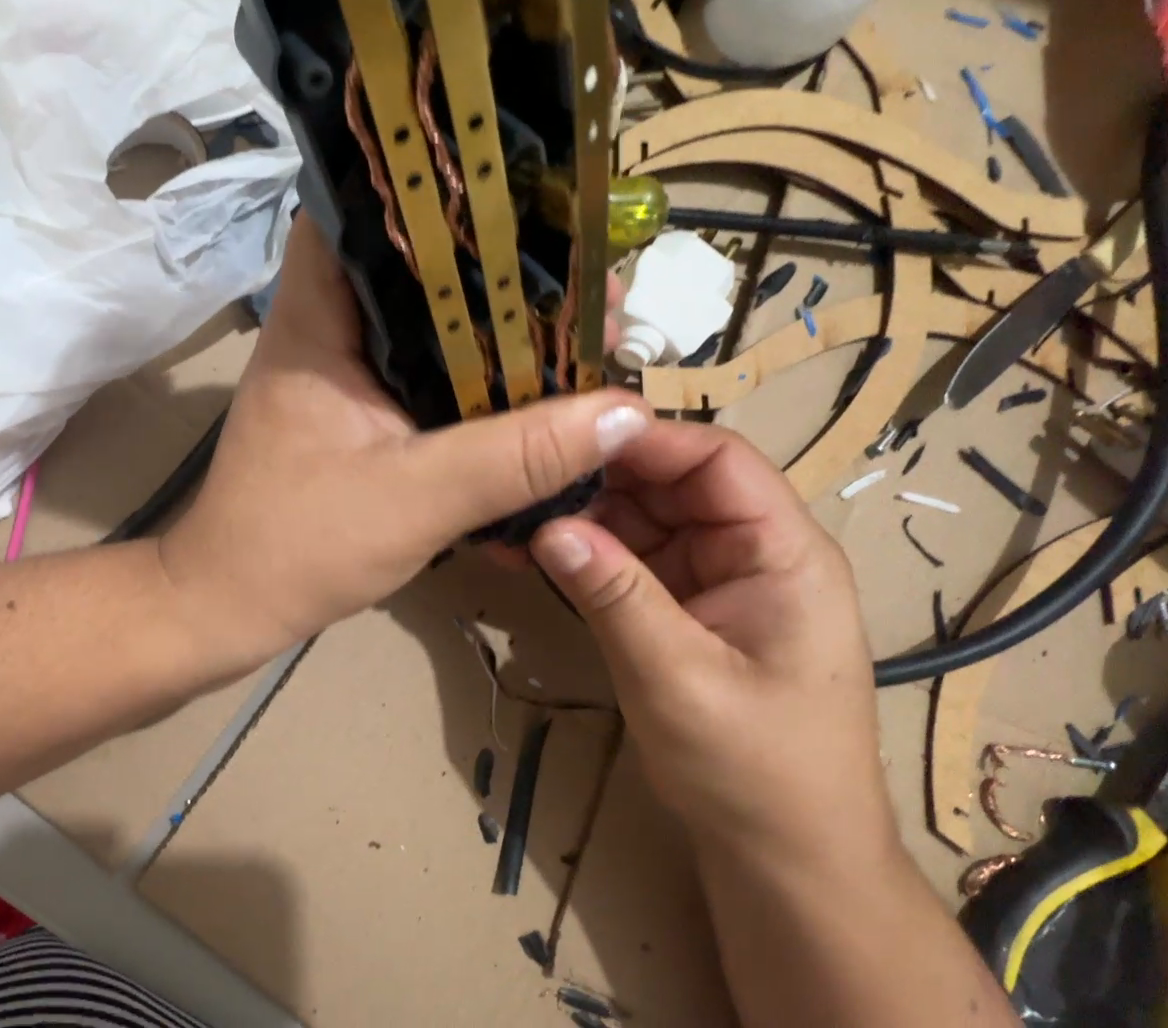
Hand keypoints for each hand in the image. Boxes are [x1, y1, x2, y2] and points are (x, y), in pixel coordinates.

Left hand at [159, 216, 649, 662]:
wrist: (230, 605)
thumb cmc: (299, 546)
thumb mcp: (417, 500)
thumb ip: (518, 455)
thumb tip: (626, 410)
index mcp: (313, 326)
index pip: (350, 211)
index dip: (423, 183)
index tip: (509, 181)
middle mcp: (319, 333)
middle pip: (408, 265)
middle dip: (492, 263)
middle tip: (582, 271)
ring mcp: (333, 374)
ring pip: (420, 323)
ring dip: (489, 325)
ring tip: (576, 322)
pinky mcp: (348, 413)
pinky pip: (418, 371)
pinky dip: (469, 375)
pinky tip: (527, 386)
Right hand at [528, 422, 897, 864]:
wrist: (780, 854)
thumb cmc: (753, 767)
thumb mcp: (678, 678)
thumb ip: (615, 597)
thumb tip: (547, 525)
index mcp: (781, 552)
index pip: (716, 460)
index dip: (642, 440)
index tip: (561, 438)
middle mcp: (747, 552)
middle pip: (669, 484)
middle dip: (596, 478)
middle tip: (518, 480)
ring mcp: (710, 580)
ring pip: (639, 520)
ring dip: (580, 516)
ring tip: (510, 516)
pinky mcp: (678, 609)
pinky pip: (626, 562)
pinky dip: (581, 556)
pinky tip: (529, 554)